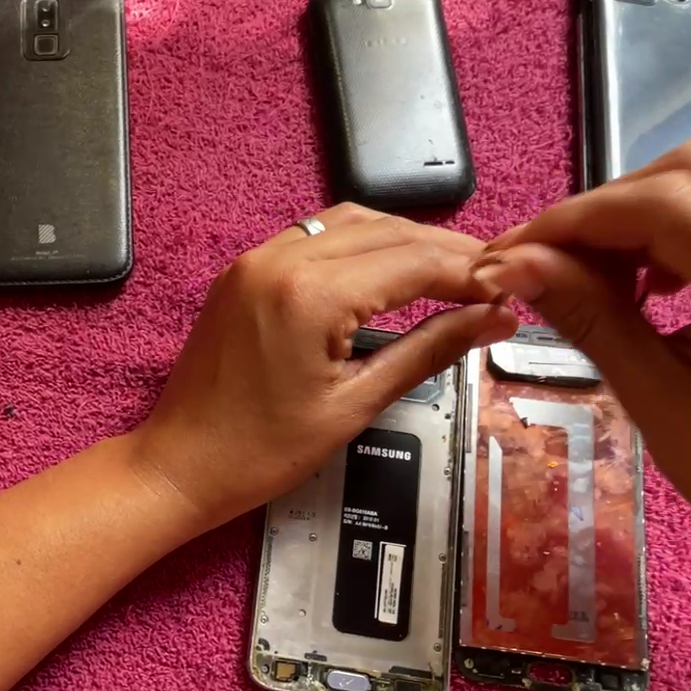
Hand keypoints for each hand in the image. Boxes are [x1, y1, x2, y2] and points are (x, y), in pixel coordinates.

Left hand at [134, 203, 517, 528]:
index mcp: (309, 294)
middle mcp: (278, 260)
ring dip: (400, 242)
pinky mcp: (239, 275)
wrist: (180, 466)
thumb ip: (426, 352)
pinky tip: (383, 274)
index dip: (471, 272)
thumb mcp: (353, 405)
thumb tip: (493, 319)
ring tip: (445, 275)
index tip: (510, 291)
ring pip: (347, 225)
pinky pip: (309, 239)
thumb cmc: (259, 452)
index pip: (414, 259)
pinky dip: (355, 248)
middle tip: (489, 280)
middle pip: (386, 230)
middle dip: (443, 251)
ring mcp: (252, 263)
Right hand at [471, 139, 690, 608]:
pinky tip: (650, 276)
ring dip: (640, 213)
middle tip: (543, 258)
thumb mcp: (656, 399)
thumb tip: (511, 264)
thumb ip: (587, 314)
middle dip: (604, 208)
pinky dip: (682, 226)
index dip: (576, 220)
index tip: (511, 251)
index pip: (671, 207)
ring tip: (590, 271)